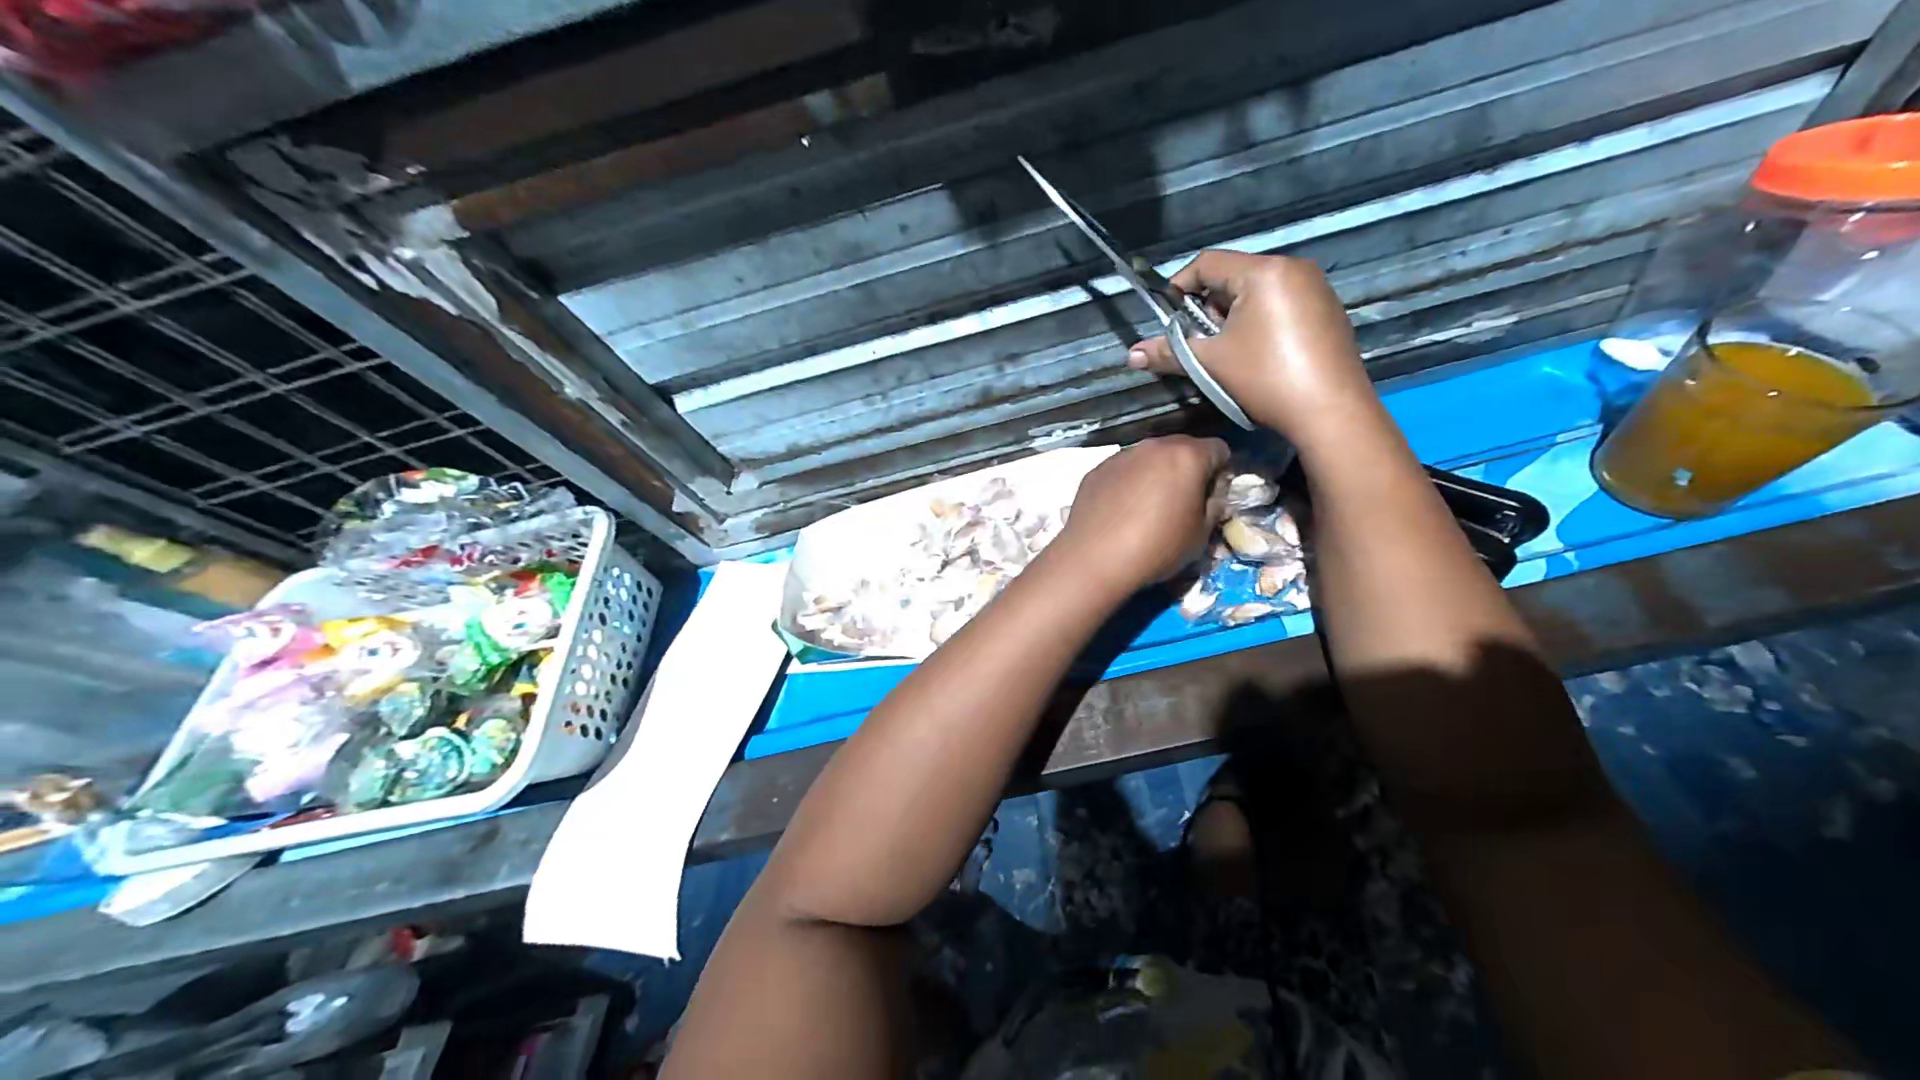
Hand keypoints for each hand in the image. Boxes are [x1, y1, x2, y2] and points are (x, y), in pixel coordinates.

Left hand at [1046, 435, 1229, 595]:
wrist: (1095, 558)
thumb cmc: (1157, 547)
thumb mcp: (1201, 535)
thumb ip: (1214, 507)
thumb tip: (1212, 496)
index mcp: (1187, 456)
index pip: (1218, 449)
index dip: (1220, 473)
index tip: (1211, 497)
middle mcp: (1153, 447)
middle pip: (1182, 448)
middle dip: (1188, 469)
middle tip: (1182, 502)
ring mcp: (1121, 456)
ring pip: (1149, 457)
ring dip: (1156, 474)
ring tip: (1148, 507)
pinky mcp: (1097, 470)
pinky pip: (1123, 470)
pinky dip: (1129, 482)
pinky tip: (1122, 510)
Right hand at [1128, 252, 1375, 448]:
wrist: (1331, 411)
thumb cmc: (1266, 378)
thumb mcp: (1210, 364)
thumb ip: (1168, 352)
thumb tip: (1130, 354)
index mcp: (1263, 272)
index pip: (1207, 263)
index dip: (1179, 287)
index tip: (1167, 316)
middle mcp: (1293, 268)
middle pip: (1233, 276)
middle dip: (1208, 307)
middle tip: (1199, 342)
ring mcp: (1316, 289)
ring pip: (1257, 292)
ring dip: (1232, 317)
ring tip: (1227, 353)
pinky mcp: (1328, 311)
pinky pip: (1281, 304)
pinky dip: (1260, 322)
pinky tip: (1258, 356)